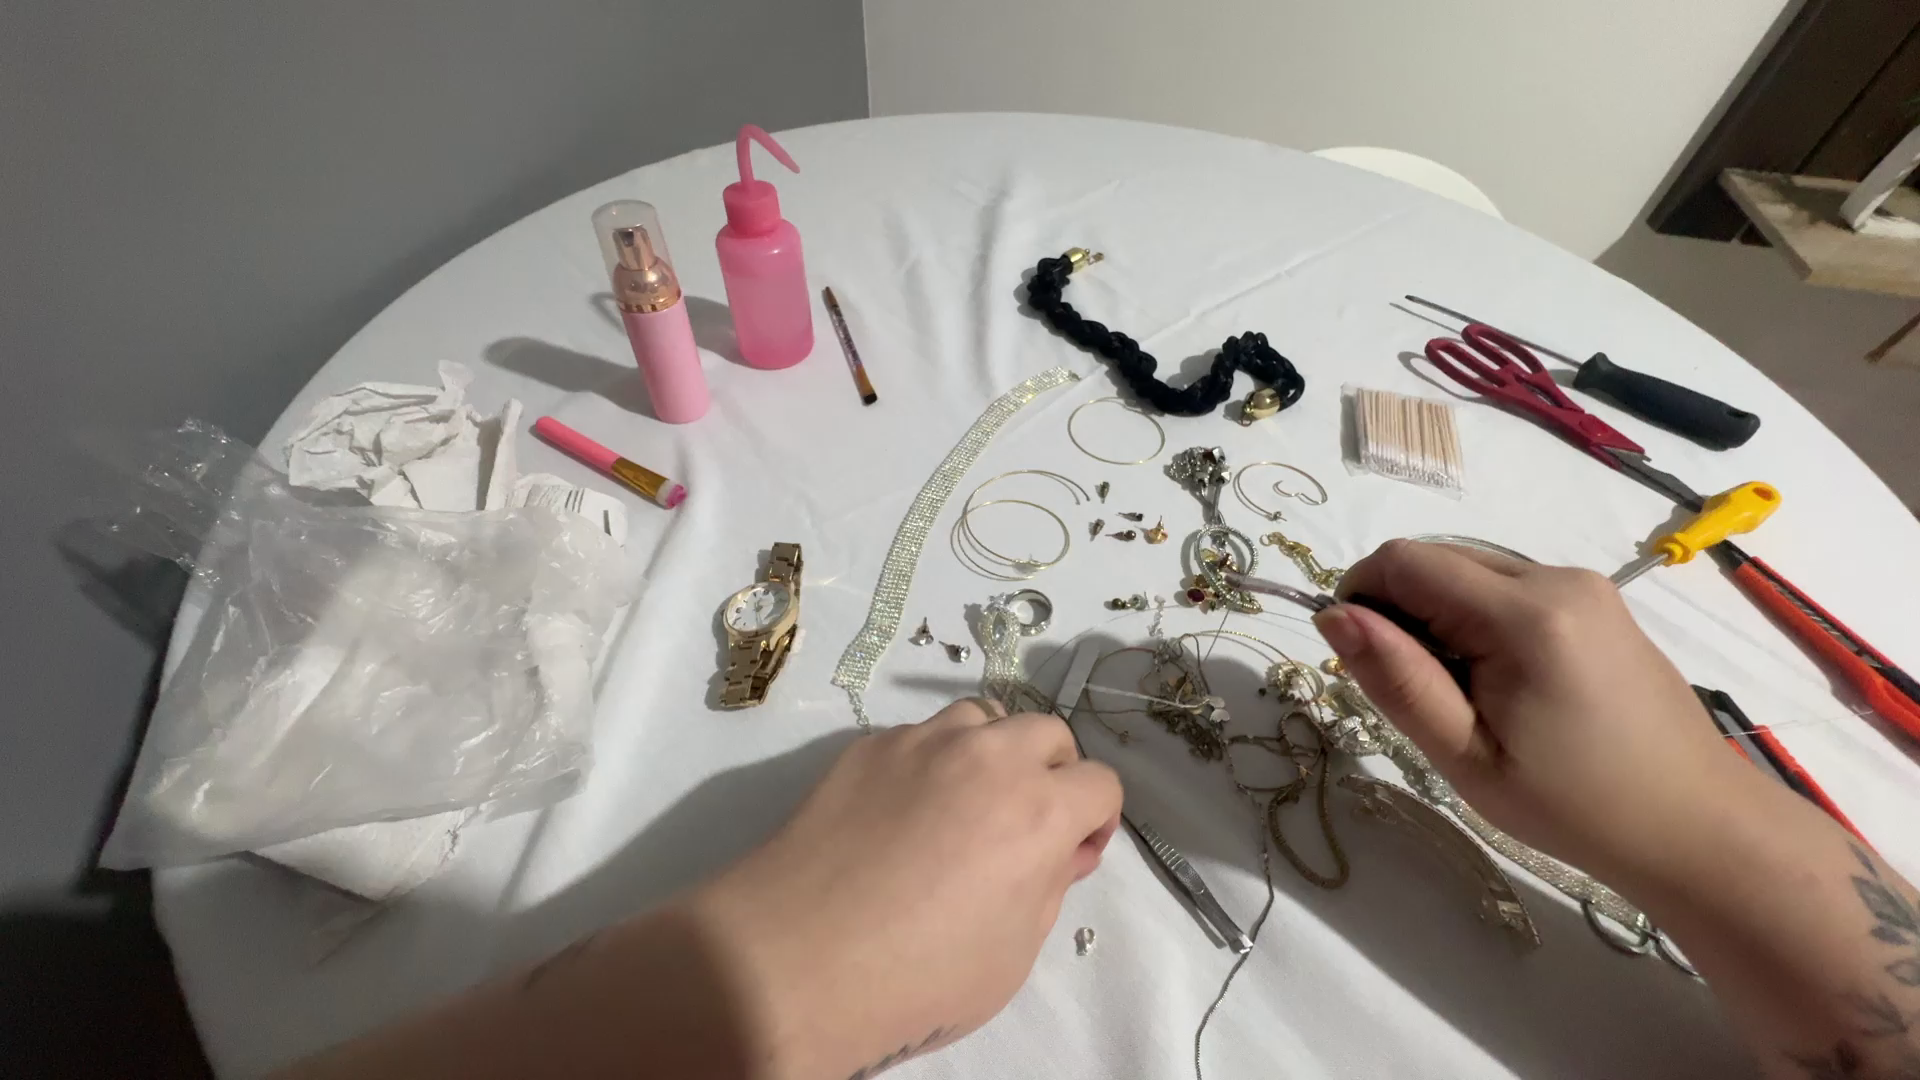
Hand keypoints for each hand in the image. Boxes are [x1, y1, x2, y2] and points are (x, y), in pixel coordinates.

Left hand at [695, 699, 1122, 1079]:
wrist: (797, 957)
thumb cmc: (918, 975)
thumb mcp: (1012, 953)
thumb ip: (1050, 885)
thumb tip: (1064, 848)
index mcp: (1039, 810)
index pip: (1101, 783)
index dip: (1095, 819)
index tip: (1071, 851)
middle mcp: (989, 757)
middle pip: (1048, 732)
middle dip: (1052, 772)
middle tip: (1022, 821)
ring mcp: (925, 741)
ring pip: (984, 717)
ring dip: (992, 750)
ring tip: (965, 799)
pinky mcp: (872, 743)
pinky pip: (922, 735)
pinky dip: (933, 760)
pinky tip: (901, 807)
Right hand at [1313, 540, 1754, 890]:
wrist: (1704, 832)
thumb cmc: (1575, 805)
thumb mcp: (1464, 754)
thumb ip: (1395, 678)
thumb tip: (1332, 615)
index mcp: (1525, 614)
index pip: (1401, 561)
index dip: (1361, 599)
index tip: (1366, 663)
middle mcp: (1555, 577)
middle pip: (1430, 560)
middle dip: (1396, 612)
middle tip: (1418, 689)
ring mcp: (1580, 585)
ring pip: (1460, 570)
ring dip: (1432, 617)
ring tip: (1461, 689)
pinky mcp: (1591, 600)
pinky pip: (1496, 585)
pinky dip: (1468, 618)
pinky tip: (1495, 677)